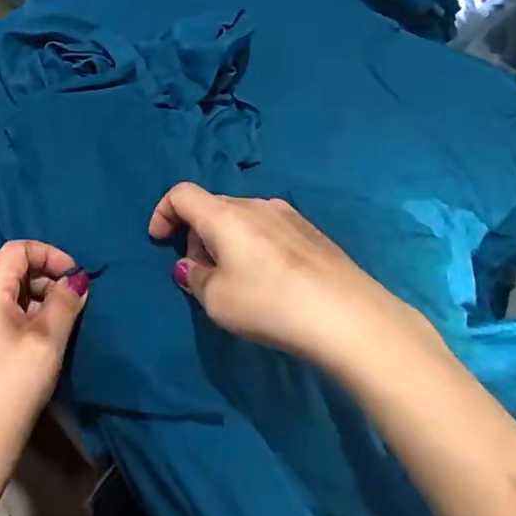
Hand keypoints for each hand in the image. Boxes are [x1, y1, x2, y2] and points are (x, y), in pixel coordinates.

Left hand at [0, 240, 88, 515]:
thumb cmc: (10, 391)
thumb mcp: (46, 345)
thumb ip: (63, 305)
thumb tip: (76, 278)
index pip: (15, 249)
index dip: (48, 254)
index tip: (76, 277)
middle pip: (8, 271)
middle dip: (44, 279)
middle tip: (73, 305)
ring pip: (3, 294)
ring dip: (34, 300)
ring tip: (59, 326)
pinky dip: (20, 317)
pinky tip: (37, 342)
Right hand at [149, 182, 439, 373]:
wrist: (356, 321)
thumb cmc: (271, 304)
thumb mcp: (217, 300)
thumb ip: (194, 278)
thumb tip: (191, 266)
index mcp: (223, 214)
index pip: (180, 194)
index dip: (162, 213)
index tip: (159, 240)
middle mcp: (254, 205)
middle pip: (211, 207)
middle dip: (196, 233)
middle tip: (200, 270)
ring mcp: (289, 217)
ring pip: (242, 218)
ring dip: (227, 240)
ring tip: (236, 278)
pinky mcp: (316, 235)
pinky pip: (270, 230)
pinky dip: (256, 246)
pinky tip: (272, 280)